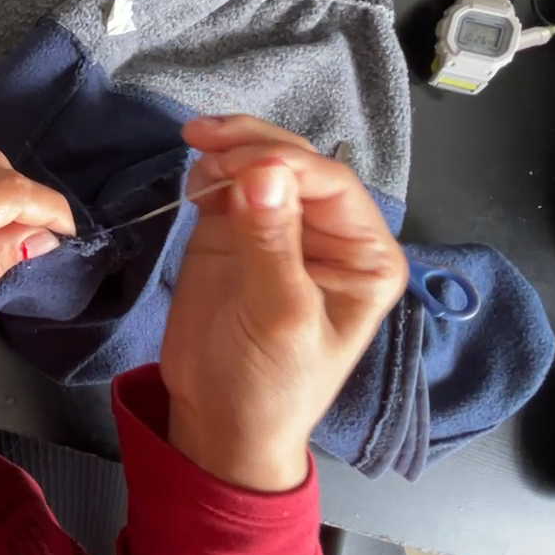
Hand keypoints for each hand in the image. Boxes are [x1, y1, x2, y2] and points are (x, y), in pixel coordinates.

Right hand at [161, 116, 407, 491]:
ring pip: (256, 166)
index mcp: (361, 254)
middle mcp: (322, 233)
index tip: (238, 164)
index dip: (287, 164)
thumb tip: (262, 172)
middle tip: (202, 136)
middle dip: (252, 144)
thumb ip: (271, 244)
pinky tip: (193, 176)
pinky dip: (206, 172)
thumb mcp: (278, 318)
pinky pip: (222, 187)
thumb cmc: (268, 383)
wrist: (218, 418)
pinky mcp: (228, 235)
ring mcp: (273, 230)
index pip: (330, 184)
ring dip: (226, 150)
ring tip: (194, 144)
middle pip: (293, 164)